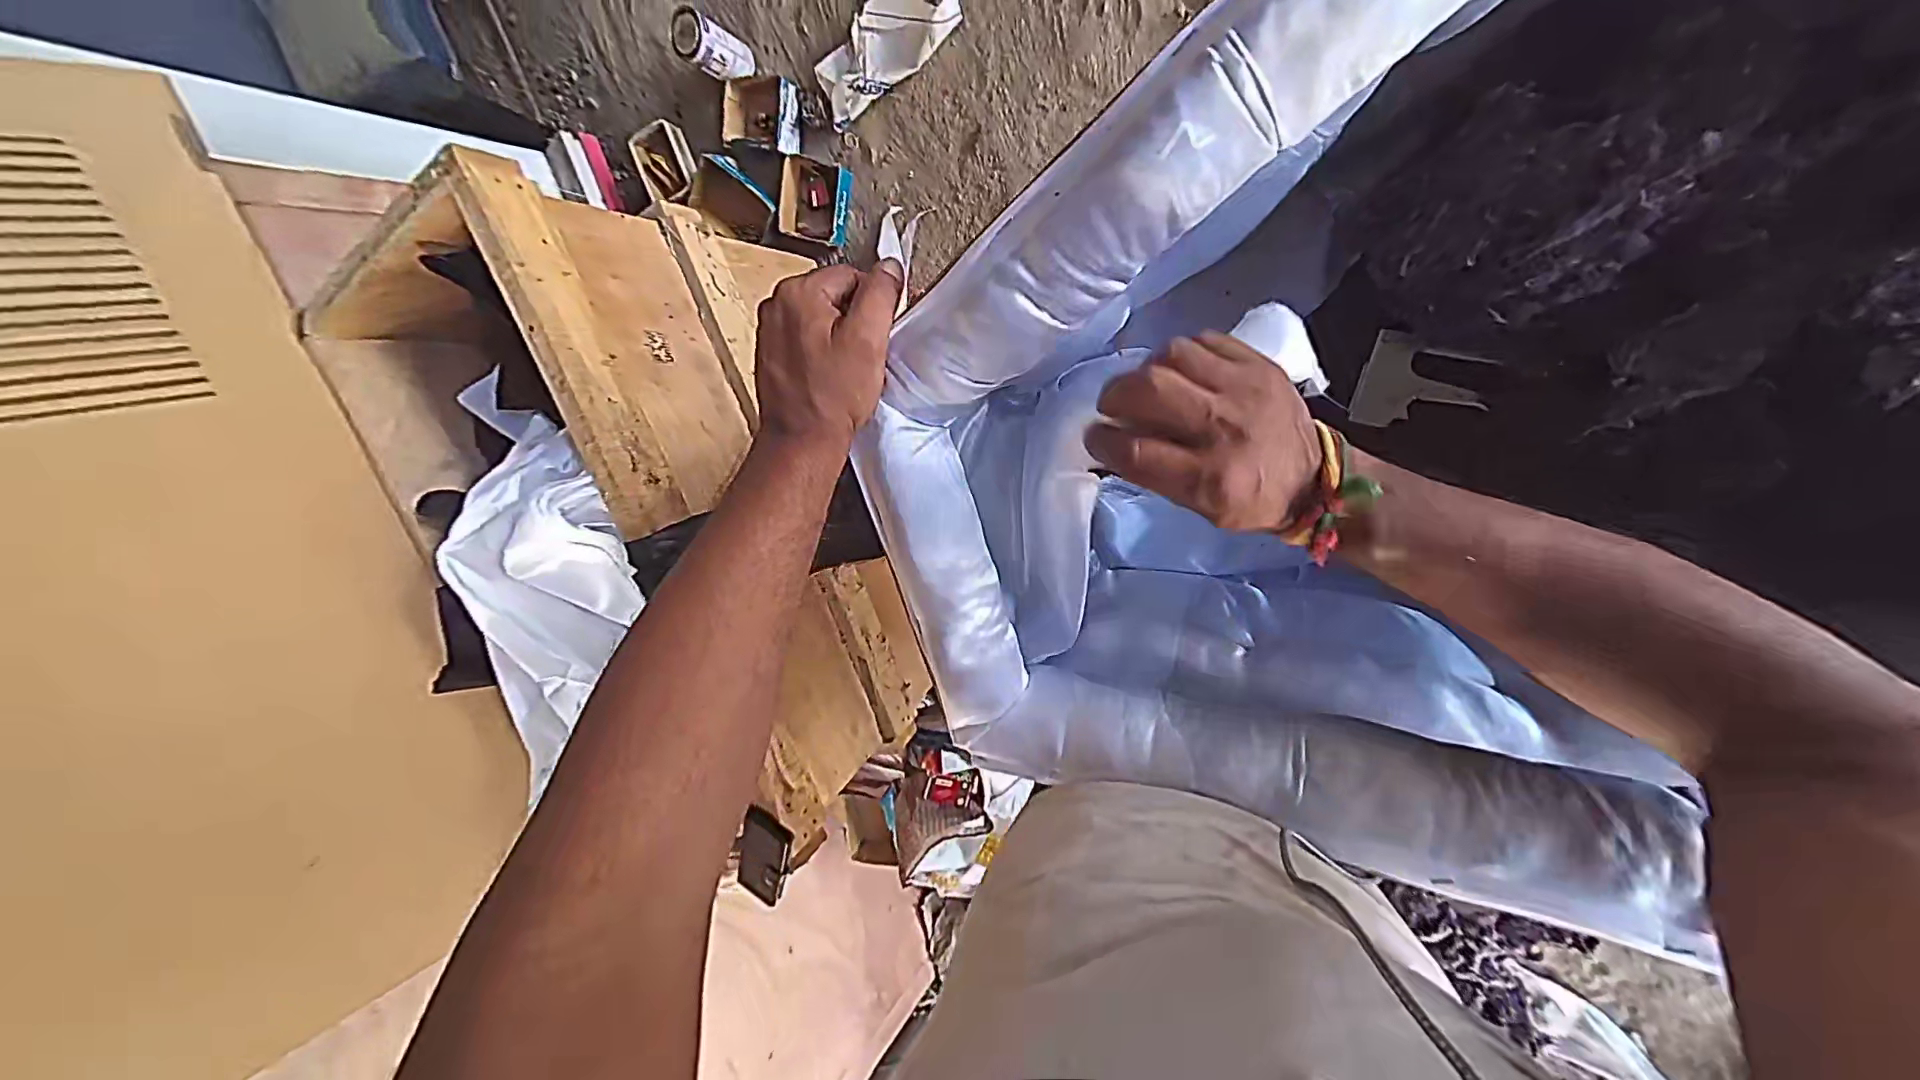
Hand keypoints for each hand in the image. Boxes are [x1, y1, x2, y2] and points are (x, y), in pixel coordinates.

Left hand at [753, 260, 902, 449]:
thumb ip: (880, 294)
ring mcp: (771, 330)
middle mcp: (777, 305)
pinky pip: (808, 340)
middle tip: (860, 357)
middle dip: (855, 323)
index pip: (853, 277)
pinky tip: (829, 377)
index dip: (873, 308)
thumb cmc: (831, 399)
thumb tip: (888, 267)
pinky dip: (823, 355)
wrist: (803, 440)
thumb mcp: (868, 340)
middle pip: (835, 296)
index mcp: (798, 293)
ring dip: (839, 340)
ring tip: (844, 370)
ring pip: (822, 319)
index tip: (874, 336)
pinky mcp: (773, 353)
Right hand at [1084, 331, 1323, 531]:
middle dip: (1116, 394)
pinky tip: (1180, 371)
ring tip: (1147, 385)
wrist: (1314, 479)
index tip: (1095, 436)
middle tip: (1112, 404)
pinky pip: (1205, 341)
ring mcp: (1246, 390)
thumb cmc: (1248, 501)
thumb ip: (1154, 474)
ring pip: (1173, 355)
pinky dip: (1181, 353)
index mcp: (1209, 478)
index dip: (1103, 441)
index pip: (1136, 452)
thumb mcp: (1199, 507)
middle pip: (1150, 391)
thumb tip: (1114, 439)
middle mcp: (1225, 429)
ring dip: (1147, 369)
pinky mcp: (1259, 366)